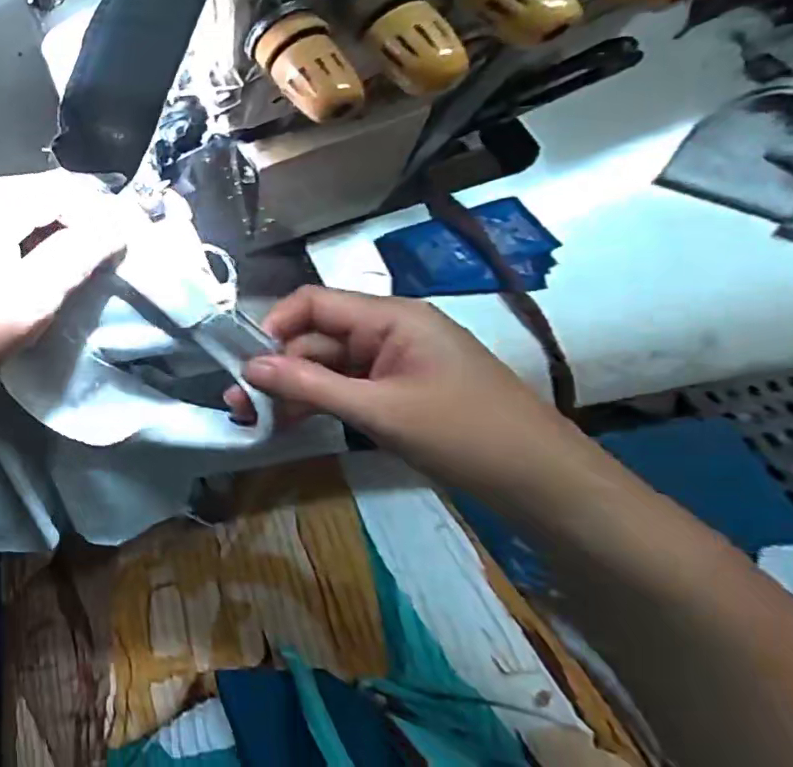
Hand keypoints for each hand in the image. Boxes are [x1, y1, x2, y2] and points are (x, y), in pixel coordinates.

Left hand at [0, 172, 128, 423]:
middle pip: (36, 188)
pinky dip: (25, 222)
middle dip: (74, 209)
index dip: (94, 210)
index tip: (118, 235)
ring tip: (79, 242)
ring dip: (51, 215)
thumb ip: (80, 253)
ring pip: (18, 197)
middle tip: (104, 237)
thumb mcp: (38, 295)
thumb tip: (116, 226)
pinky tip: (40, 244)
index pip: (57, 191)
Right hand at [225, 286, 603, 504]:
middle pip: (315, 337)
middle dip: (276, 368)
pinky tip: (288, 423)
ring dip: (291, 389)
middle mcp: (389, 330)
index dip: (274, 326)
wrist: (551, 489)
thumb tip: (246, 367)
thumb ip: (309, 386)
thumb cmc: (469, 437)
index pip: (313, 302)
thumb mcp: (380, 411)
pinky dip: (316, 403)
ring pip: (325, 366)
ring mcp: (393, 362)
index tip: (245, 362)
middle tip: (240, 404)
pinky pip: (345, 387)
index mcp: (392, 317)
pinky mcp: (398, 391)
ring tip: (254, 419)